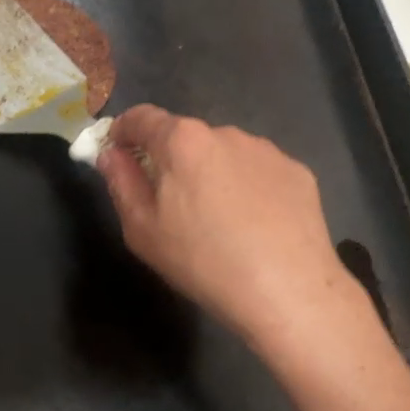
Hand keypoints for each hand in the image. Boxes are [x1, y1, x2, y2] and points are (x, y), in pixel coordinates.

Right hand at [96, 105, 366, 345]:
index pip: (142, 118)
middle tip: (168, 201)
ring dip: (211, 172)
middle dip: (170, 159)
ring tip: (217, 219)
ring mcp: (266, 151)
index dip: (122, 131)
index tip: (117, 152)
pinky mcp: (297, 172)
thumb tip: (112, 155)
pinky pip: (258, 172)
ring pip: (224, 154)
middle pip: (185, 136)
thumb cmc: (203, 261)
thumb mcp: (142, 230)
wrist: (290, 292)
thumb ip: (121, 183)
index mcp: (182, 141)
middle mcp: (225, 133)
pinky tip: (254, 225)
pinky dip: (248, 188)